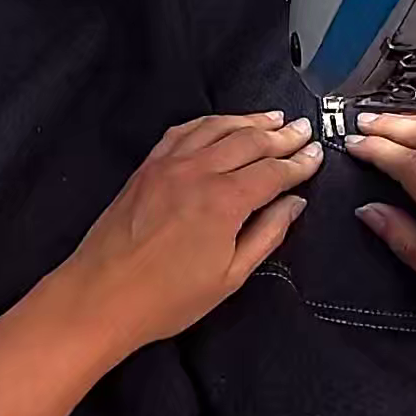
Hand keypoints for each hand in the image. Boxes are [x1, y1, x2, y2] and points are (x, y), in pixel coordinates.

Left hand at [48, 111, 323, 354]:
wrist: (98, 297)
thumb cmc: (166, 298)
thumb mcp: (230, 276)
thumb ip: (268, 234)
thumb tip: (294, 204)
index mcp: (224, 200)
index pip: (273, 171)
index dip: (299, 162)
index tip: (316, 153)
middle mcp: (199, 171)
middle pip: (251, 140)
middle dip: (283, 134)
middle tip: (303, 129)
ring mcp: (171, 163)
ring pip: (220, 127)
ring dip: (250, 120)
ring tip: (273, 118)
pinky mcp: (149, 165)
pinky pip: (185, 130)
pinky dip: (210, 122)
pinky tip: (222, 123)